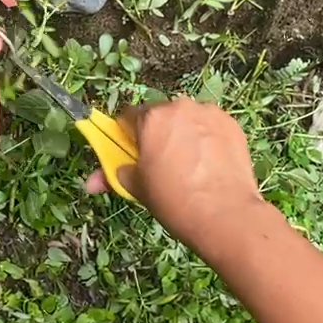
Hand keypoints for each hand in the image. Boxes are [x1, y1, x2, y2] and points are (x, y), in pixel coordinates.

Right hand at [84, 98, 271, 252]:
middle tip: (161, 164)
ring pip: (187, 119)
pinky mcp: (230, 123)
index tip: (132, 153)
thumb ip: (114, 176)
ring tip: (189, 166)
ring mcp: (208, 113)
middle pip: (160, 116)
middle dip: (157, 135)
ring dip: (183, 134)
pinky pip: (210, 126)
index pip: (128, 117)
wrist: (226, 215)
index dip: (127, 136)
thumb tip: (92, 182)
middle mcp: (179, 107)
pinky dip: (207, 139)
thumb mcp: (139, 189)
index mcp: (151, 118)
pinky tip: (209, 164)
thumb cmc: (175, 201)